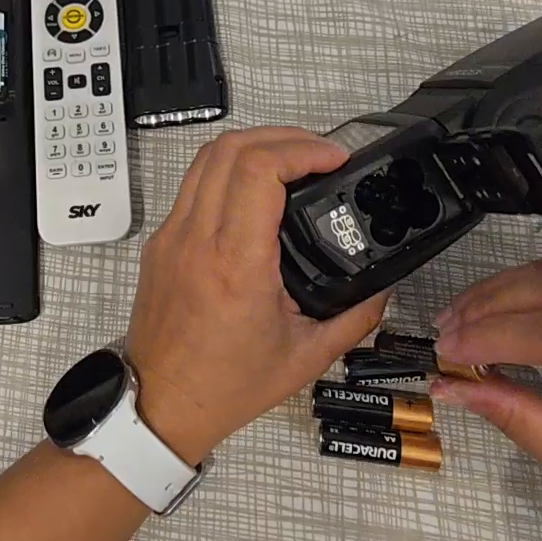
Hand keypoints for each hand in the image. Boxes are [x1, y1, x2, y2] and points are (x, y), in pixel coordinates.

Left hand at [125, 127, 388, 464]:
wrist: (160, 403)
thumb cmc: (222, 385)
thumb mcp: (306, 356)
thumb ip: (355, 316)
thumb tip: (381, 285)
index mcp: (235, 264)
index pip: (259, 170)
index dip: (302, 149)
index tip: (333, 158)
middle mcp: (196, 240)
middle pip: (231, 147)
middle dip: (283, 136)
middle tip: (319, 153)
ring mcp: (171, 236)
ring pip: (206, 157)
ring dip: (253, 146)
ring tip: (292, 161)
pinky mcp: (161, 241)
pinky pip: (193, 183)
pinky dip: (228, 169)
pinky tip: (257, 190)